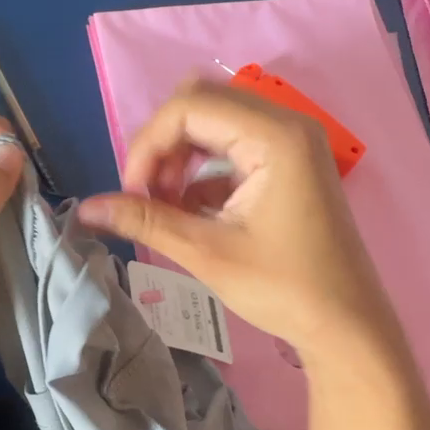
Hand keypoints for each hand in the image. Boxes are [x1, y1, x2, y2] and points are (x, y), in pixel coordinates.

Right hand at [76, 80, 399, 359]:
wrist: (345, 325)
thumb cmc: (282, 288)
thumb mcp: (205, 252)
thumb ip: (143, 220)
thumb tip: (85, 208)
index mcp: (274, 136)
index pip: (188, 106)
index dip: (148, 145)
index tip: (133, 194)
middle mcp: (285, 124)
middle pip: (199, 104)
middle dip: (162, 146)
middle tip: (147, 195)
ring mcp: (289, 142)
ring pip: (212, 122)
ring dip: (178, 157)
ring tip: (165, 206)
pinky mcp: (286, 162)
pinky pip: (229, 145)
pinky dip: (200, 171)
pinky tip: (189, 212)